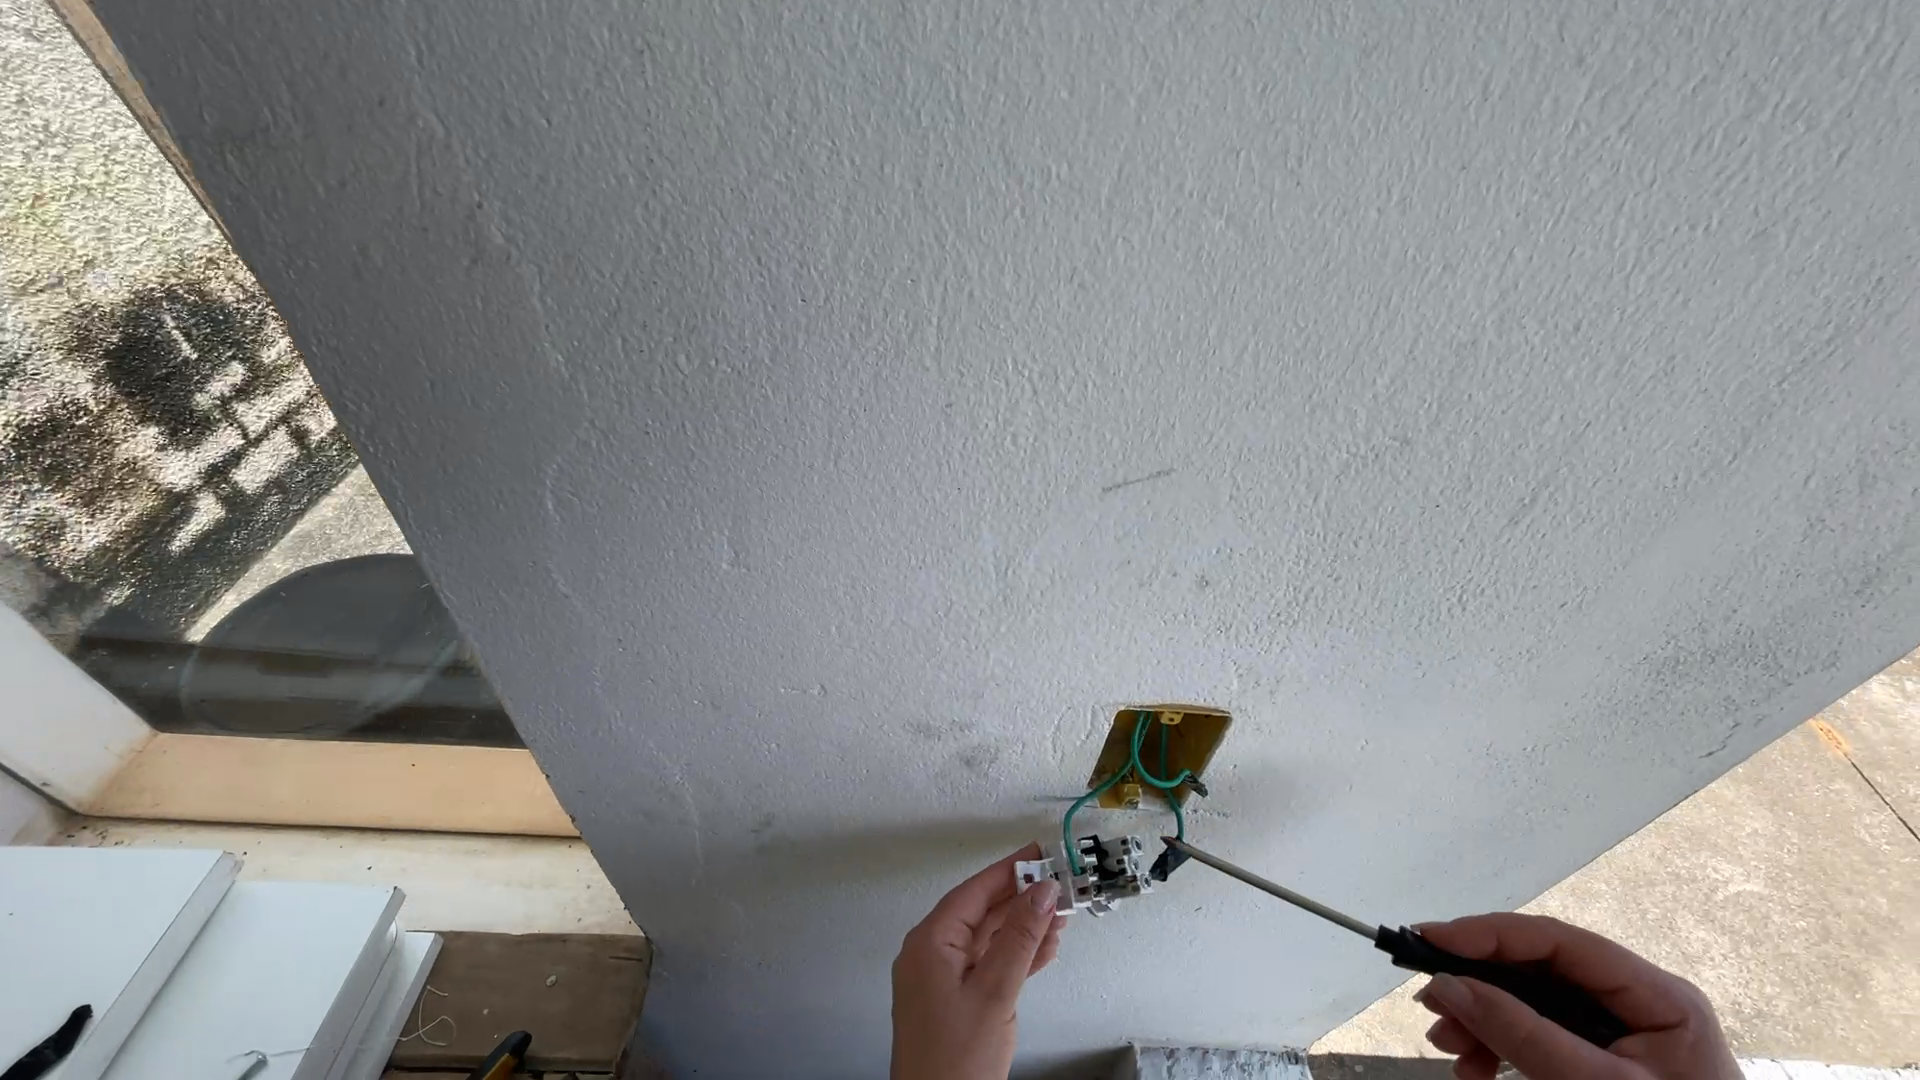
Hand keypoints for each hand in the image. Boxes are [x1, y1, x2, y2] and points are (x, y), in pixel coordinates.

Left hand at [891, 843, 1067, 1079]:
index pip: (974, 891)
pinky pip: (987, 963)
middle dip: (1021, 899)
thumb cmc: (953, 1063)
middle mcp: (930, 954)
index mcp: (930, 942)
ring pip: (988, 938)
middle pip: (981, 912)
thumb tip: (1040, 892)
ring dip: (1023, 927)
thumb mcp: (995, 992)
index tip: (1037, 854)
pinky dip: (1016, 955)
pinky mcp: (954, 1000)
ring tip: (1060, 915)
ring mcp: (941, 979)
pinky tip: (1044, 948)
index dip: (1008, 870)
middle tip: (1057, 884)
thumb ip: (1020, 938)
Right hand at [1414, 913, 1739, 1079]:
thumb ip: (1523, 1035)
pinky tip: (1473, 1067)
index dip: (1486, 933)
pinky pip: (1538, 1035)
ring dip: (1480, 1022)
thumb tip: (1442, 982)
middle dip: (1477, 988)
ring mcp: (1621, 1031)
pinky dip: (1499, 1047)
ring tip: (1446, 1046)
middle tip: (1429, 1004)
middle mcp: (1637, 1001)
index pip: (1556, 940)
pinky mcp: (1604, 1058)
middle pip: (1536, 971)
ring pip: (1528, 1003)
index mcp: (1658, 997)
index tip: (1427, 938)